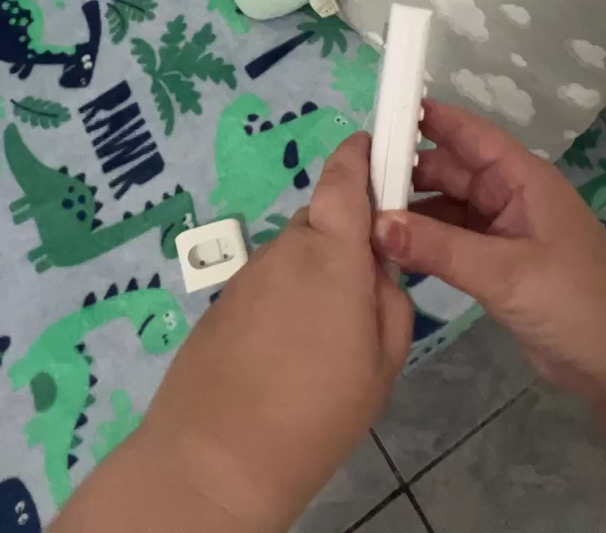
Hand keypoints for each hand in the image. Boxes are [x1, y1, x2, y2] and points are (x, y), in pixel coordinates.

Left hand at [133, 132, 413, 529]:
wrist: (214, 457)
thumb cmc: (316, 410)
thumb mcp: (384, 361)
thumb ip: (390, 299)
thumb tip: (375, 271)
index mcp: (332, 252)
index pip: (343, 177)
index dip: (359, 155)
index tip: (375, 148)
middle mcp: (287, 248)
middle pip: (323, 221)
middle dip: (346, 240)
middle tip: (362, 297)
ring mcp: (250, 273)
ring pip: (296, 255)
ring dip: (315, 276)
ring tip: (322, 342)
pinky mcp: (225, 300)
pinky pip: (270, 282)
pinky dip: (285, 300)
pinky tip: (286, 354)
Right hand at [374, 100, 605, 396]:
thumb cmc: (576, 301)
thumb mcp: (505, 272)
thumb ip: (439, 247)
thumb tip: (374, 223)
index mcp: (521, 179)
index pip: (468, 133)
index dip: (427, 119)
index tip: (379, 115)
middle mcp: (508, 196)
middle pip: (448, 170)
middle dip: (405, 173)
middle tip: (353, 182)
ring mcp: (501, 231)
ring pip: (444, 207)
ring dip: (409, 211)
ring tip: (361, 217)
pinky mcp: (494, 264)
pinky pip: (449, 240)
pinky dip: (422, 242)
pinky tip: (388, 251)